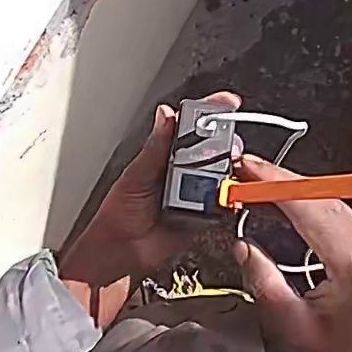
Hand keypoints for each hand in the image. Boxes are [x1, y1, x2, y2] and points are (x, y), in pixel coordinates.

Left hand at [58, 92, 241, 286]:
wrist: (121, 249)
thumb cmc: (119, 213)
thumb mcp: (136, 174)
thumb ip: (155, 146)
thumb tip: (165, 115)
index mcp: (165, 156)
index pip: (191, 128)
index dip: (210, 113)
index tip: (225, 102)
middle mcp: (182, 172)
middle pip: (214, 149)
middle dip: (227, 141)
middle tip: (230, 142)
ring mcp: (195, 193)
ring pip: (223, 175)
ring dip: (231, 170)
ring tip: (231, 166)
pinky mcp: (204, 216)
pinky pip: (224, 204)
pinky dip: (230, 198)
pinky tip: (230, 193)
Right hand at [233, 156, 351, 351]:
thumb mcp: (298, 328)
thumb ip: (266, 283)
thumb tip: (243, 248)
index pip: (306, 203)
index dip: (271, 181)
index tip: (244, 168)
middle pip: (316, 192)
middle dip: (274, 177)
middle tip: (240, 169)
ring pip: (326, 196)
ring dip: (288, 186)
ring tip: (253, 182)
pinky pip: (334, 208)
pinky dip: (303, 199)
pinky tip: (282, 201)